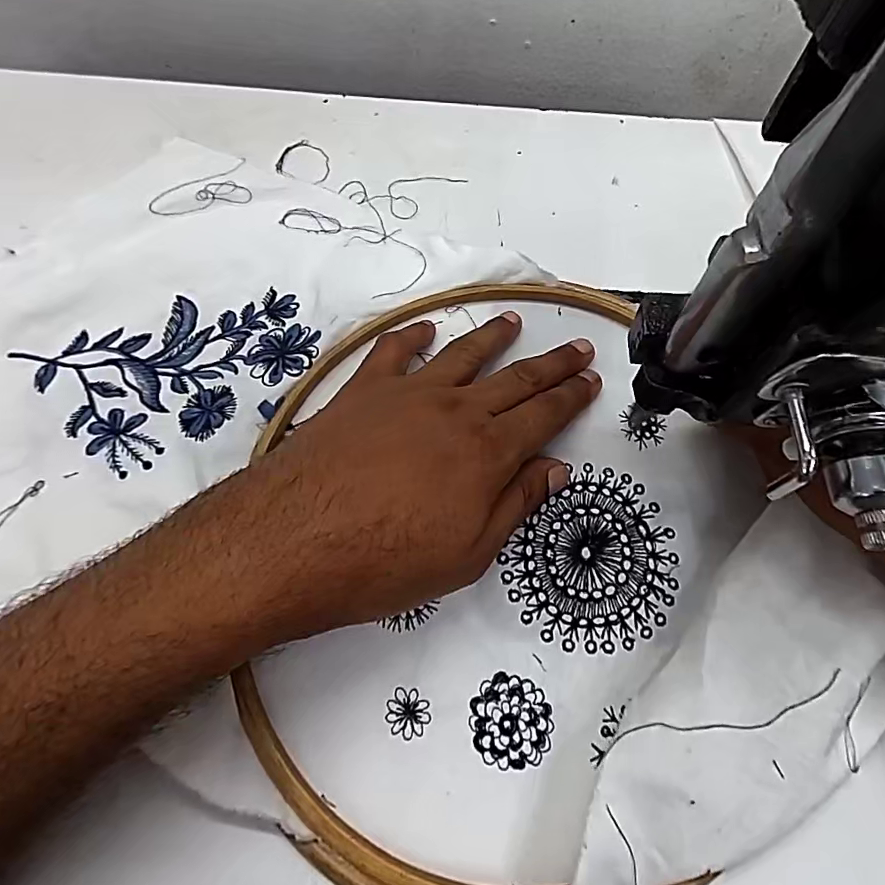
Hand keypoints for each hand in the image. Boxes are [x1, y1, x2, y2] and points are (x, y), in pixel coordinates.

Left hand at [203, 312, 600, 642]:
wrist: (295, 541)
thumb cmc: (385, 562)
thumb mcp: (468, 554)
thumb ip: (515, 505)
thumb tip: (554, 469)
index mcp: (486, 452)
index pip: (543, 415)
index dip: (571, 396)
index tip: (589, 380)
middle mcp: (455, 412)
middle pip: (516, 379)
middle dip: (552, 363)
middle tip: (576, 348)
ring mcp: (407, 395)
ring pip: (462, 355)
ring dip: (492, 337)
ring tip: (513, 322)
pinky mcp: (362, 390)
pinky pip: (394, 352)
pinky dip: (413, 337)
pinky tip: (426, 331)